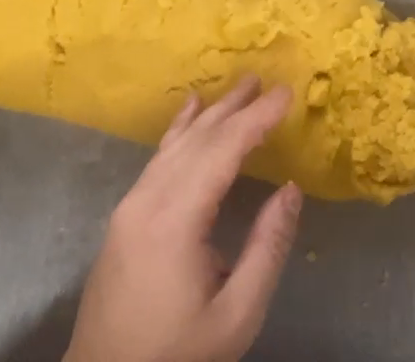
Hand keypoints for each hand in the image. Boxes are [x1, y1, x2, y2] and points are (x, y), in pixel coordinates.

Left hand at [63, 76, 300, 361]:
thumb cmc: (177, 352)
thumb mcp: (237, 313)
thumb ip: (267, 247)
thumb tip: (290, 189)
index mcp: (174, 221)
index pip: (222, 151)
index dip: (256, 119)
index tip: (287, 93)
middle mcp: (146, 202)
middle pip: (196, 140)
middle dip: (234, 107)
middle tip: (266, 79)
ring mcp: (129, 209)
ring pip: (174, 145)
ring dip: (209, 115)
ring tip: (237, 89)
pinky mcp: (124, 220)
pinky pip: (157, 160)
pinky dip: (180, 131)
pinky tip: (188, 116)